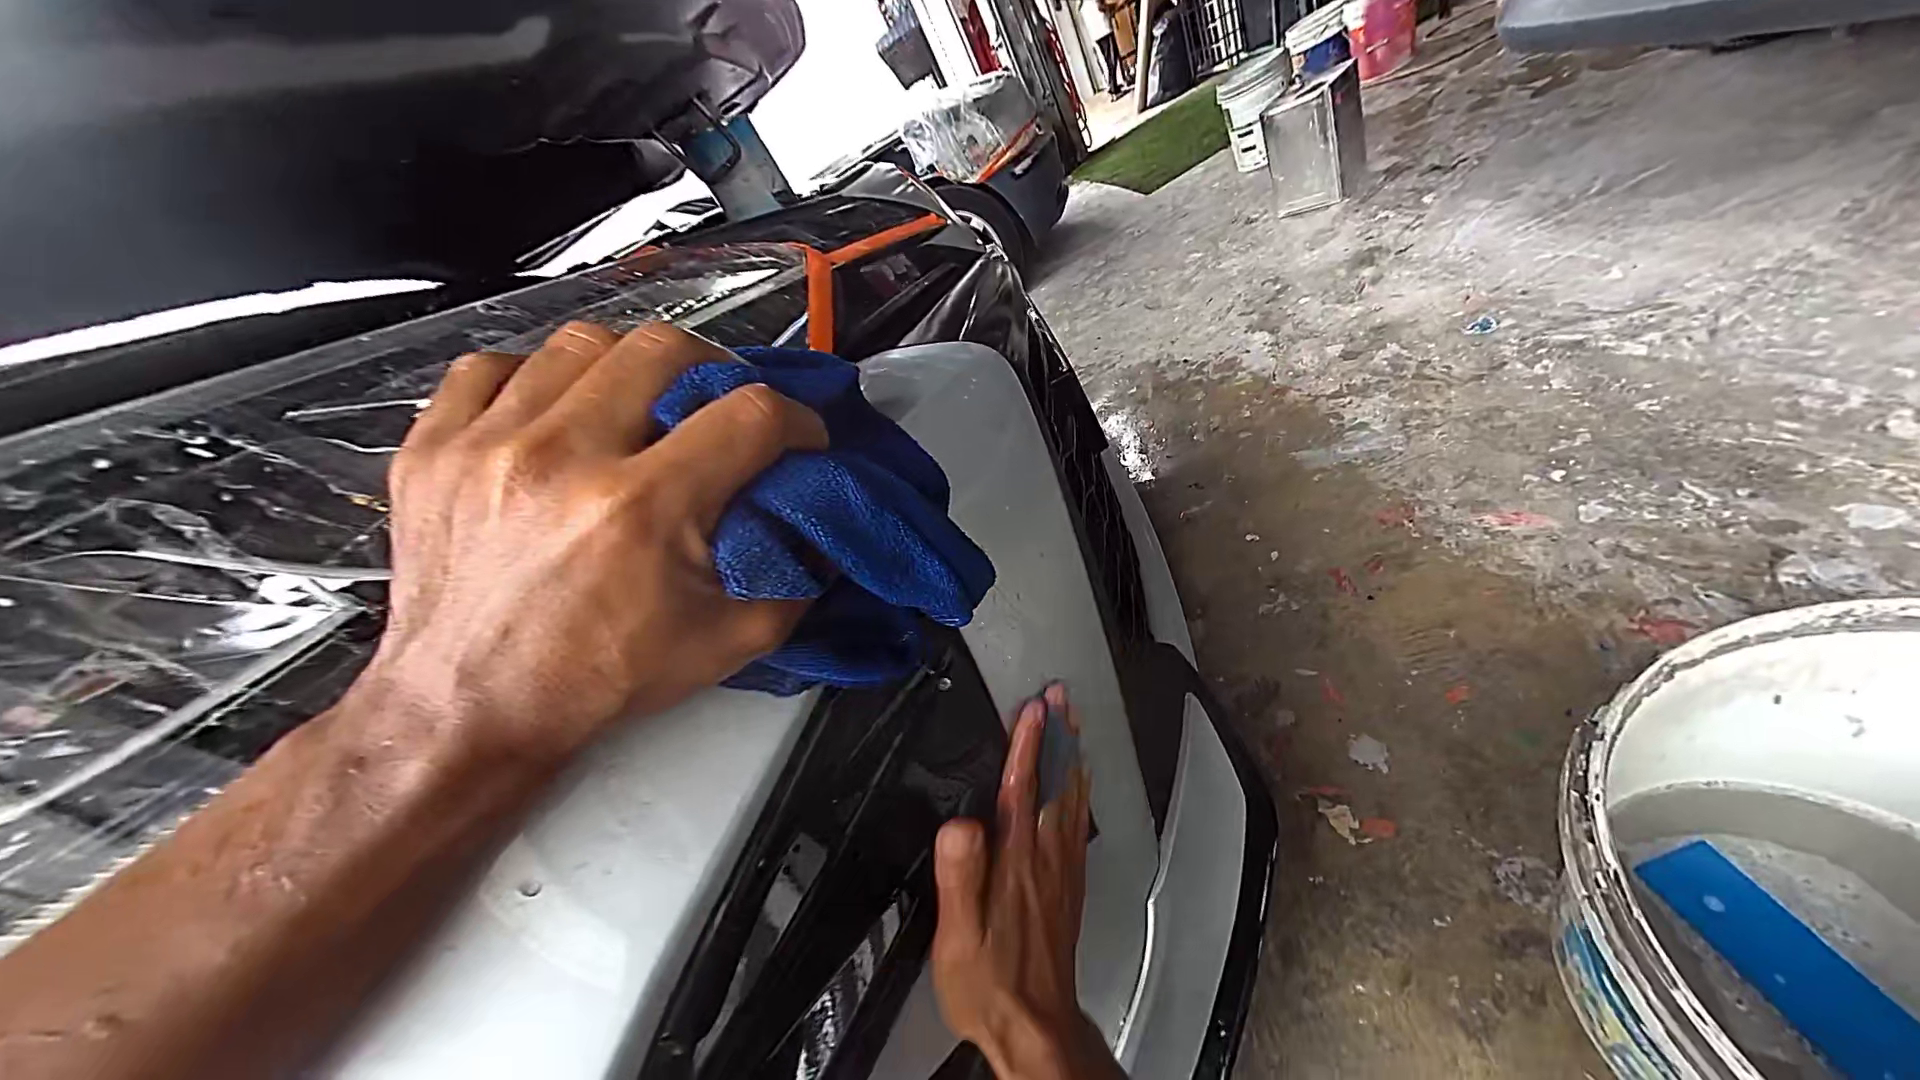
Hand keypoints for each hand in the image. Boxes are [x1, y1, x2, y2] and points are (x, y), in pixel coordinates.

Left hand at [364, 320, 827, 763]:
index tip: (798, 435)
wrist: (471, 708)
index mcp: (642, 509)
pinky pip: (495, 366)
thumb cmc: (596, 678)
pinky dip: (544, 377)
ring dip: (636, 365)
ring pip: (584, 342)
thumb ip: (796, 583)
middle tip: (726, 403)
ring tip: (649, 402)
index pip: (749, 416)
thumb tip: (822, 534)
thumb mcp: (728, 642)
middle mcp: (562, 459)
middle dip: (721, 369)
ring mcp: (488, 445)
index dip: (795, 418)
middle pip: (666, 350)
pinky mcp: (435, 449)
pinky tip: (563, 411)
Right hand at [931, 685, 1121, 1079]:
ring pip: (1072, 794)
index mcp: (1016, 860)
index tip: (1032, 707)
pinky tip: (1080, 778)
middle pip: (1056, 781)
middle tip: (1061, 696)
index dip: (1027, 743)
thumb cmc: (989, 980)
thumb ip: (959, 875)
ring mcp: (1063, 866)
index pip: (1022, 787)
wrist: (1035, 1026)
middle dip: (1057, 733)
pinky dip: (1081, 787)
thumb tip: (960, 823)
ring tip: (1073, 720)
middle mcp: (1045, 854)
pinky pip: (1079, 819)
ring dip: (1072, 752)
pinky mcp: (1071, 880)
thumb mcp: (958, 935)